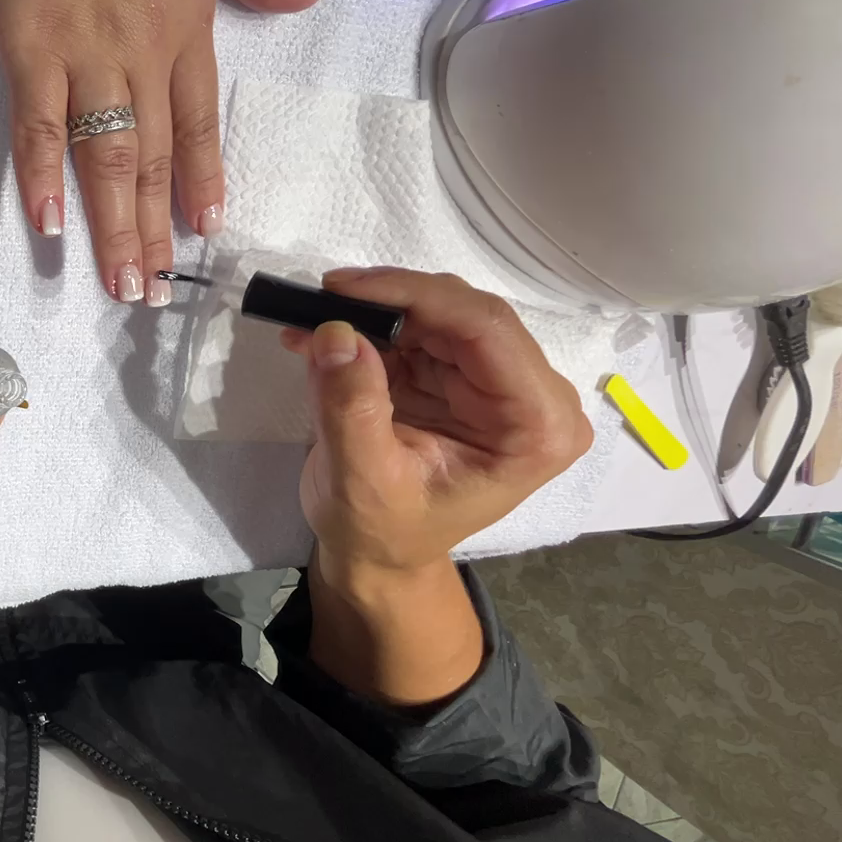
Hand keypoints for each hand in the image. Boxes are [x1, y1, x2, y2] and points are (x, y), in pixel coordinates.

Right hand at [0, 0, 319, 304]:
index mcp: (186, 21)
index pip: (199, 122)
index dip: (201, 180)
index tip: (205, 232)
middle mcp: (141, 52)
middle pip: (150, 157)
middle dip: (154, 229)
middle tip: (154, 291)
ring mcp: (83, 54)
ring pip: (103, 156)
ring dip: (111, 225)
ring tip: (117, 283)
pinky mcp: (28, 44)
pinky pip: (37, 124)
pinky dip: (40, 176)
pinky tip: (46, 224)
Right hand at [282, 269, 593, 578]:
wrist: (374, 554)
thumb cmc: (380, 529)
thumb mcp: (362, 475)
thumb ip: (351, 405)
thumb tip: (334, 331)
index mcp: (535, 424)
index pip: (486, 329)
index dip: (414, 295)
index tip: (341, 287)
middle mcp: (525, 396)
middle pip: (462, 314)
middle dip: (388, 300)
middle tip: (318, 297)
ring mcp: (486, 385)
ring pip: (432, 316)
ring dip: (367, 313)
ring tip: (306, 321)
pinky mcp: (448, 381)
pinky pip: (407, 335)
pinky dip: (359, 331)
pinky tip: (313, 337)